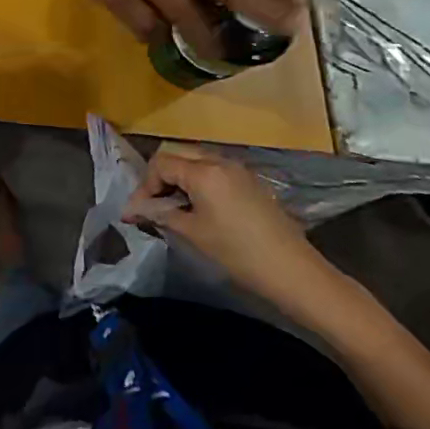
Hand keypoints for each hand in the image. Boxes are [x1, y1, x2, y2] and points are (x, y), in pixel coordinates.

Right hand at [126, 143, 329, 306]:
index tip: (139, 210)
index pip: (160, 164)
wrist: (296, 274)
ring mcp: (239, 170)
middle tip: (153, 203)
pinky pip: (214, 170)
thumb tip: (133, 210)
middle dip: (159, 177)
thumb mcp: (193, 233)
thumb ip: (160, 214)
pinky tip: (198, 206)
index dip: (145, 186)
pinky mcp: (251, 183)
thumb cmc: (239, 252)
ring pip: (196, 160)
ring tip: (173, 205)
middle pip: (177, 155)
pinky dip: (198, 181)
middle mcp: (220, 161)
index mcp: (203, 171)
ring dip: (179, 177)